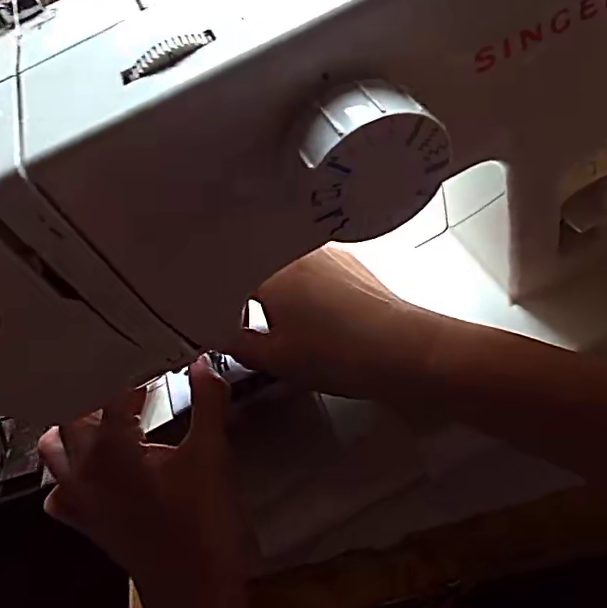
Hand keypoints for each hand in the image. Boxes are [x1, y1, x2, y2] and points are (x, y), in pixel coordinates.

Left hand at [37, 358, 249, 607]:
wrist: (191, 585)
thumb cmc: (201, 519)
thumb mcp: (212, 450)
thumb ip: (208, 400)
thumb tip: (203, 360)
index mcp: (111, 451)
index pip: (109, 393)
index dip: (129, 363)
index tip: (149, 342)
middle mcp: (83, 472)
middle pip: (71, 417)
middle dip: (95, 388)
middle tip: (127, 364)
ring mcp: (79, 500)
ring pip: (56, 450)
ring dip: (78, 424)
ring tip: (111, 404)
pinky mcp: (84, 520)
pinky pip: (59, 488)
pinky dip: (71, 467)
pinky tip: (100, 459)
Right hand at [229, 246, 452, 400]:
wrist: (400, 348)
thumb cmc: (338, 352)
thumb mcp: (273, 358)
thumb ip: (235, 343)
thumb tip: (221, 334)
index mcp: (271, 267)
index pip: (225, 269)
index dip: (210, 291)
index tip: (206, 312)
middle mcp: (298, 250)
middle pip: (256, 260)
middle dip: (241, 287)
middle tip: (232, 317)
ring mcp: (327, 251)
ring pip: (284, 262)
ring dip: (271, 284)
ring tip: (270, 318)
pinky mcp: (349, 262)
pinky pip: (311, 267)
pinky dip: (300, 285)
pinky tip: (305, 312)